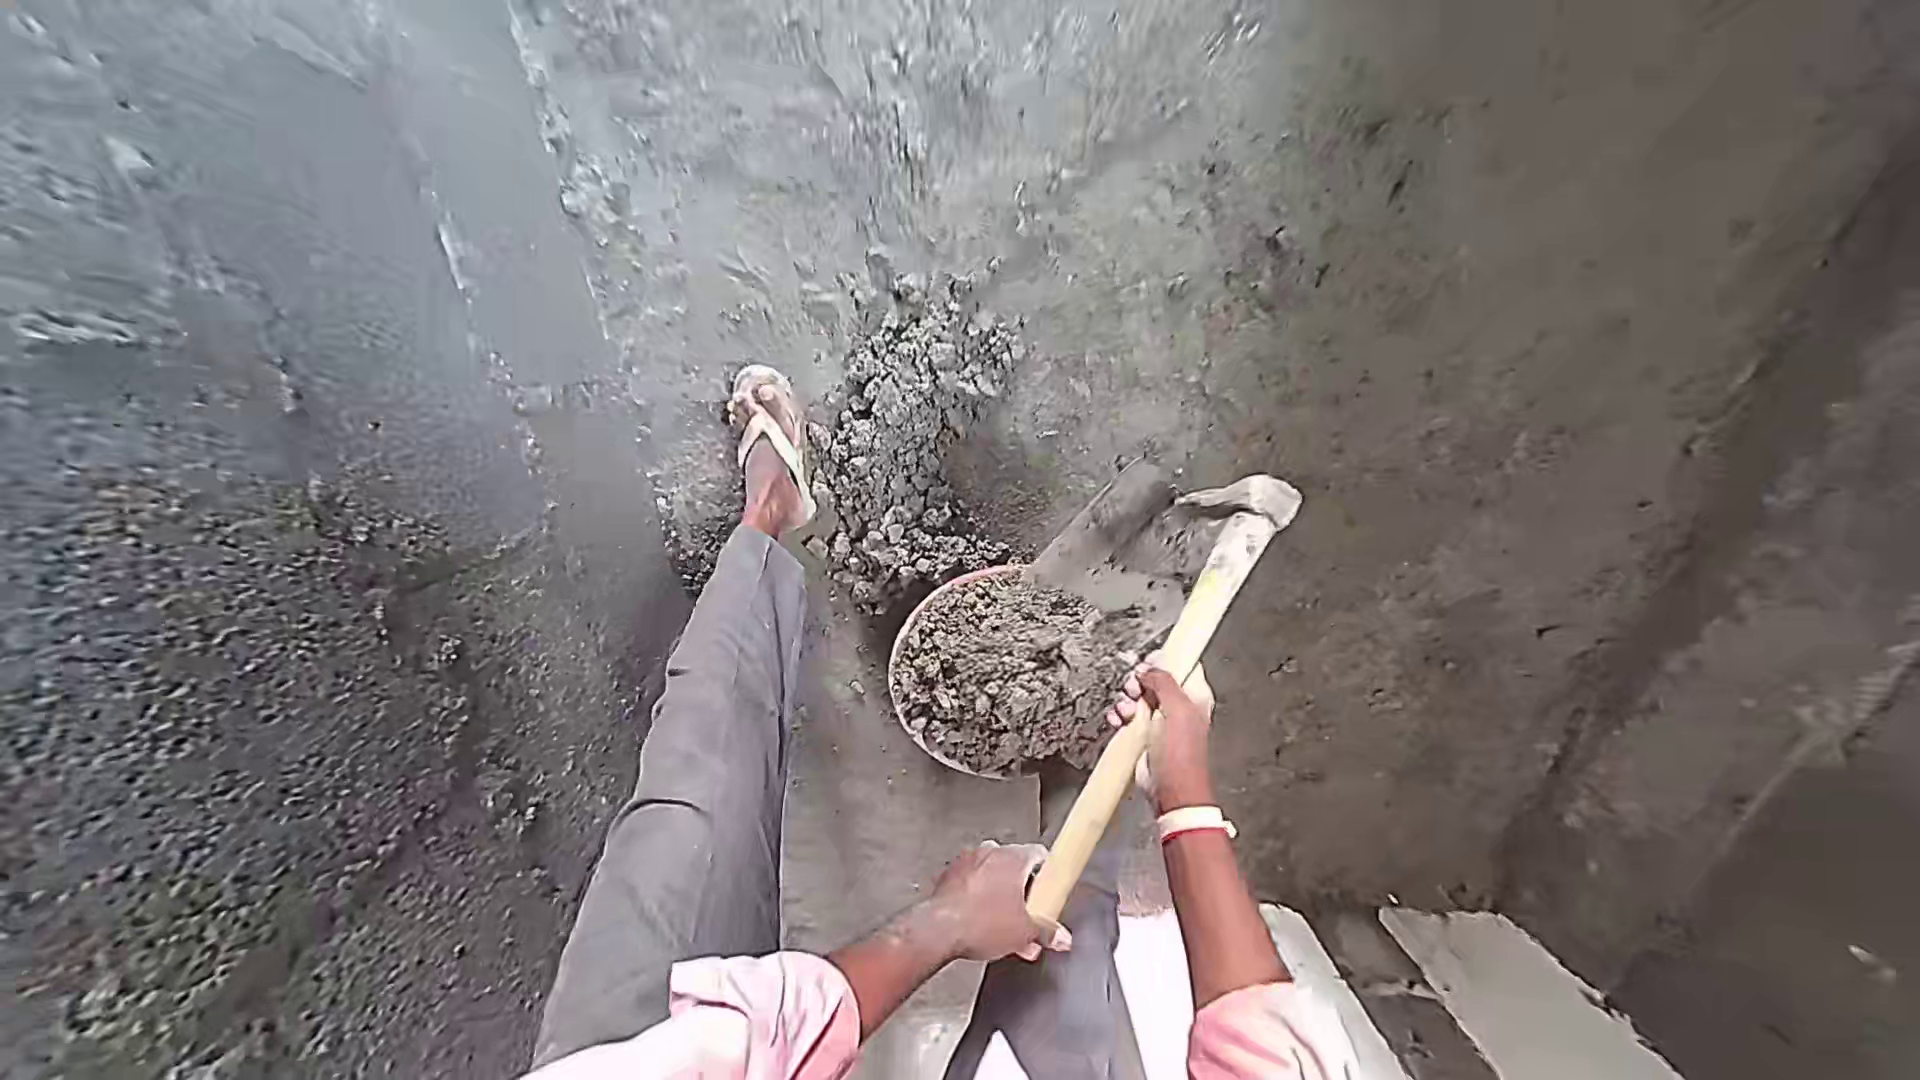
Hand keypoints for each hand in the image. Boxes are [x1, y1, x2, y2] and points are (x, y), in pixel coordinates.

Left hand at [925, 841, 1072, 961]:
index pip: (1039, 854)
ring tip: (1005, 927)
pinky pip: (974, 881)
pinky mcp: (952, 873)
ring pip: (994, 876)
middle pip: (1016, 867)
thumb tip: (1062, 937)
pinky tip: (983, 922)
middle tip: (1027, 917)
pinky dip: (980, 897)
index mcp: (1013, 857)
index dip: (1047, 874)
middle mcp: (991, 851)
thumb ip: (1048, 931)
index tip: (1048, 890)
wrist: (940, 929)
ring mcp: (969, 860)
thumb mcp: (1025, 932)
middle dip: (1023, 895)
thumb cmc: (981, 922)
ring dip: (1002, 897)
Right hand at [1104, 653, 1215, 810]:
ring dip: (1126, 699)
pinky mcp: (1143, 733)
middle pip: (1153, 678)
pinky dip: (1119, 714)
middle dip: (1138, 681)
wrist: (1170, 789)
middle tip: (1135, 690)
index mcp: (1194, 695)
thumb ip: (1163, 681)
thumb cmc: (1182, 753)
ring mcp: (1159, 719)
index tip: (1148, 663)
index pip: (1180, 665)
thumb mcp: (1177, 708)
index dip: (1163, 660)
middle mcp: (1178, 705)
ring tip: (1127, 710)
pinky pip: (1126, 714)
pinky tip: (1119, 720)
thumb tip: (1148, 669)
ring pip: (1136, 695)